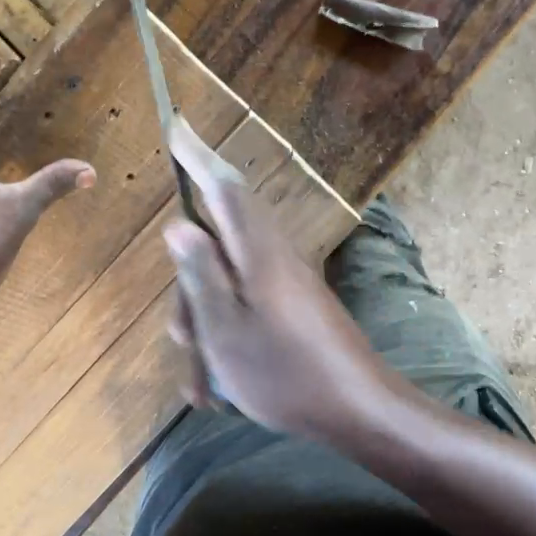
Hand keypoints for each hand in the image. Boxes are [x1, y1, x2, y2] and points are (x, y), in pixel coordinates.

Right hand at [162, 120, 398, 440]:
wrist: (360, 411)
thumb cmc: (286, 373)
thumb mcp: (226, 329)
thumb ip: (201, 275)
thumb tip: (179, 226)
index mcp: (258, 252)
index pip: (222, 188)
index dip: (197, 156)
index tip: (175, 124)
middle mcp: (273, 256)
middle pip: (214, 246)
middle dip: (188, 291)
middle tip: (182, 339)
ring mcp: (284, 282)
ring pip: (225, 283)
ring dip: (204, 324)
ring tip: (202, 382)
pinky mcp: (291, 306)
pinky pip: (244, 307)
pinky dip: (226, 338)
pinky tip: (218, 386)